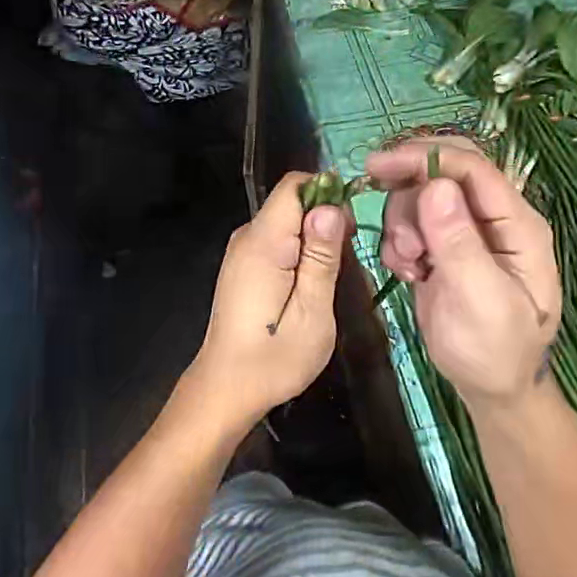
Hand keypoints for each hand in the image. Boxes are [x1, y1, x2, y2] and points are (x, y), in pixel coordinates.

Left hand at [182, 172, 349, 430]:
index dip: (329, 195)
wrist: (227, 390)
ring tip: (331, 279)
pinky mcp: (245, 266)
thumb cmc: (274, 359)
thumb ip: (322, 257)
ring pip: (289, 222)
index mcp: (263, 243)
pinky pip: (280, 241)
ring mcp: (243, 252)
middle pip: (293, 202)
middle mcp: (248, 238)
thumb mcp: (312, 312)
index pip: (295, 186)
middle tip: (347, 263)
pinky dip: (301, 253)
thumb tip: (331, 207)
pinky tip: (311, 286)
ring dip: (316, 240)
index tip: (350, 230)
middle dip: (326, 221)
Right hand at [366, 140, 561, 406]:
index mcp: (518, 224)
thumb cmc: (496, 350)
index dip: (426, 158)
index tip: (379, 165)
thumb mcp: (481, 300)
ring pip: (422, 197)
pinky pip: (412, 223)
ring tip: (410, 264)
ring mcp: (468, 232)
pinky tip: (409, 273)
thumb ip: (459, 243)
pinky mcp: (444, 248)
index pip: (473, 168)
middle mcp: (494, 219)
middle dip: (410, 194)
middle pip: (444, 173)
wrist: (491, 388)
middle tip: (397, 235)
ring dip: (403, 225)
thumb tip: (437, 186)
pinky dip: (400, 243)